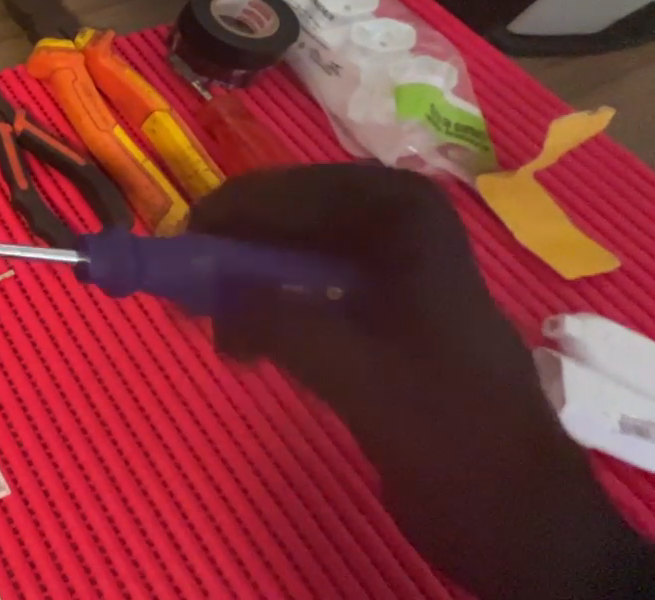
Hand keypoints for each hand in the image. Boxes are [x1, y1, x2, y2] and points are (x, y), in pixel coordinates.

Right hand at [192, 164, 649, 599]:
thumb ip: (272, 318)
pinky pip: (299, 287)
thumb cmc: (445, 432)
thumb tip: (198, 290)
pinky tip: (235, 340)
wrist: (518, 522)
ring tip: (200, 305)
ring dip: (241, 271)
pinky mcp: (373, 324)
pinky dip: (259, 303)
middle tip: (189, 259)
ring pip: (295, 248)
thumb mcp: (354, 373)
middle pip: (302, 211)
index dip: (258, 196)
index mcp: (418, 239)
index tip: (204, 226)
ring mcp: (389, 284)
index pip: (325, 185)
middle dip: (240, 234)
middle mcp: (405, 245)